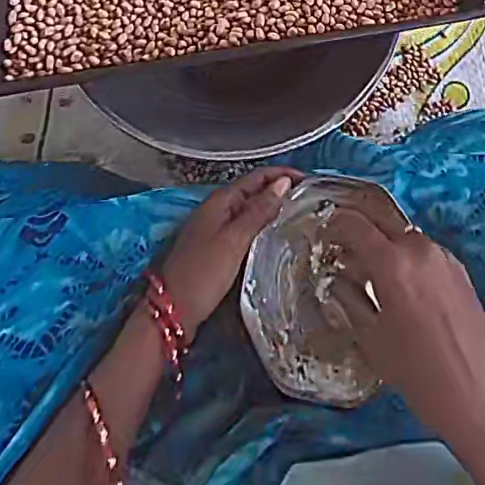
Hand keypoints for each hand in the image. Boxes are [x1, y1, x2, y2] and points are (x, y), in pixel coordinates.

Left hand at [160, 168, 299, 336]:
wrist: (172, 311)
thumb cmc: (203, 273)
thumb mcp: (234, 240)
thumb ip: (258, 210)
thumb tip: (283, 183)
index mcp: (221, 200)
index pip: (258, 176)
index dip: (284, 174)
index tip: (312, 182)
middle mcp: (218, 208)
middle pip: (254, 190)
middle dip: (281, 190)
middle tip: (311, 199)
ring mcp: (215, 227)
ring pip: (250, 209)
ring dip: (273, 208)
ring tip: (300, 215)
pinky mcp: (217, 245)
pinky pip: (245, 226)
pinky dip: (262, 225)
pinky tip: (276, 236)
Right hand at [319, 210, 484, 484]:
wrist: (481, 397)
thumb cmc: (419, 374)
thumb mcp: (372, 340)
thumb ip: (349, 301)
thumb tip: (336, 281)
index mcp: (393, 263)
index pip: (355, 225)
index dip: (334, 225)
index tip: (322, 233)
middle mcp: (419, 249)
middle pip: (381, 221)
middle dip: (359, 229)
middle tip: (341, 248)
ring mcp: (443, 257)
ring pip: (403, 236)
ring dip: (383, 245)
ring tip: (370, 274)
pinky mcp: (459, 270)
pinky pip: (423, 252)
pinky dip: (406, 258)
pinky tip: (400, 287)